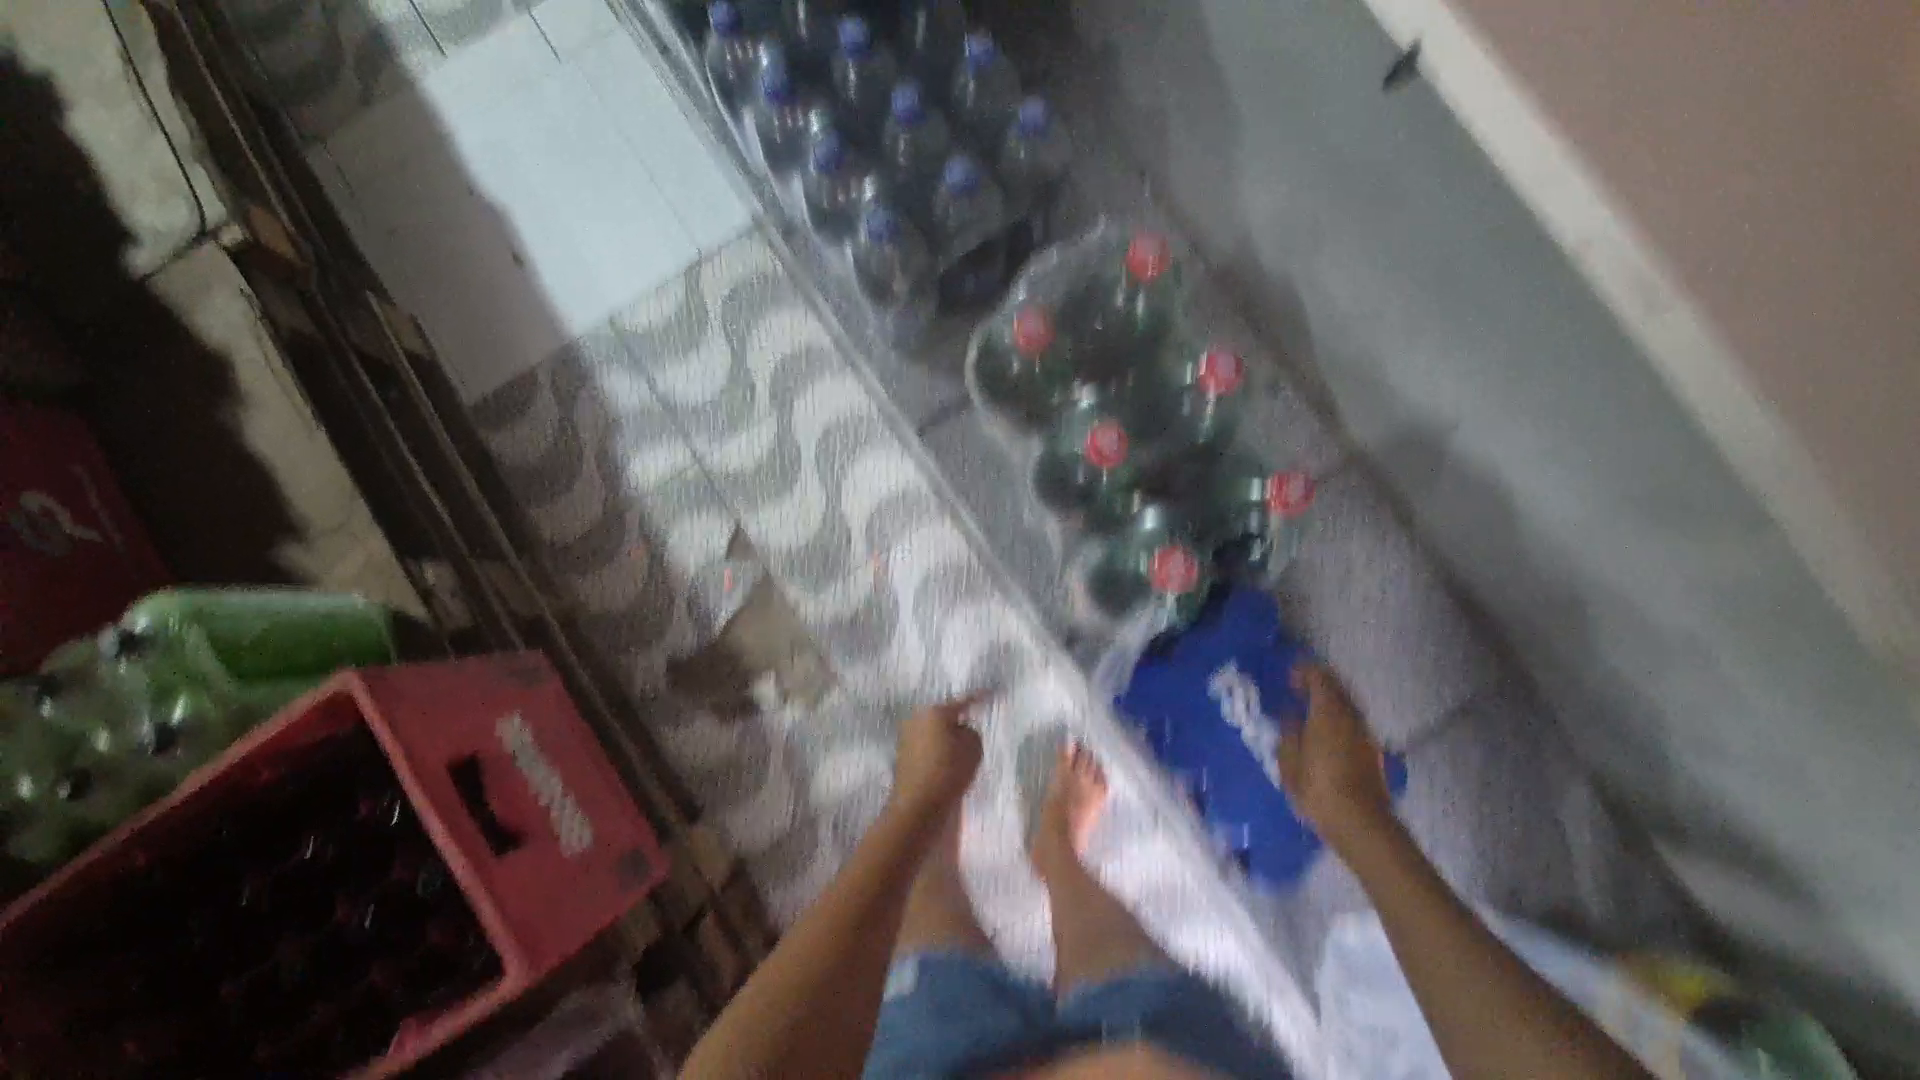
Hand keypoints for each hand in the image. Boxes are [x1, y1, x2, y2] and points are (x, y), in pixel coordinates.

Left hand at [891, 694, 984, 818]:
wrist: (918, 806)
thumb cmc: (948, 771)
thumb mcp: (973, 747)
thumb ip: (971, 732)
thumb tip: (960, 732)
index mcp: (934, 711)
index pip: (962, 701)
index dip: (978, 698)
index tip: (988, 692)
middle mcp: (916, 718)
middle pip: (944, 716)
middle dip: (957, 723)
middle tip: (973, 734)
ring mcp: (906, 737)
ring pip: (934, 732)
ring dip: (946, 739)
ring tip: (960, 755)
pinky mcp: (903, 756)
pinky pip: (927, 747)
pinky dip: (937, 752)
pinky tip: (946, 766)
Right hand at [1278, 663, 1395, 847]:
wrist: (1361, 823)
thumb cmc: (1318, 789)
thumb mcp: (1289, 762)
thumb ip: (1288, 733)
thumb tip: (1290, 717)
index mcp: (1328, 712)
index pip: (1320, 678)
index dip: (1304, 672)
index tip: (1288, 676)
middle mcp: (1352, 717)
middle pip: (1338, 689)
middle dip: (1318, 684)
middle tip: (1297, 690)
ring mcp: (1366, 735)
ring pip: (1348, 707)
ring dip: (1330, 703)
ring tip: (1310, 713)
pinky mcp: (1373, 752)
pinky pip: (1353, 724)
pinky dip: (1339, 720)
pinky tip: (1326, 736)